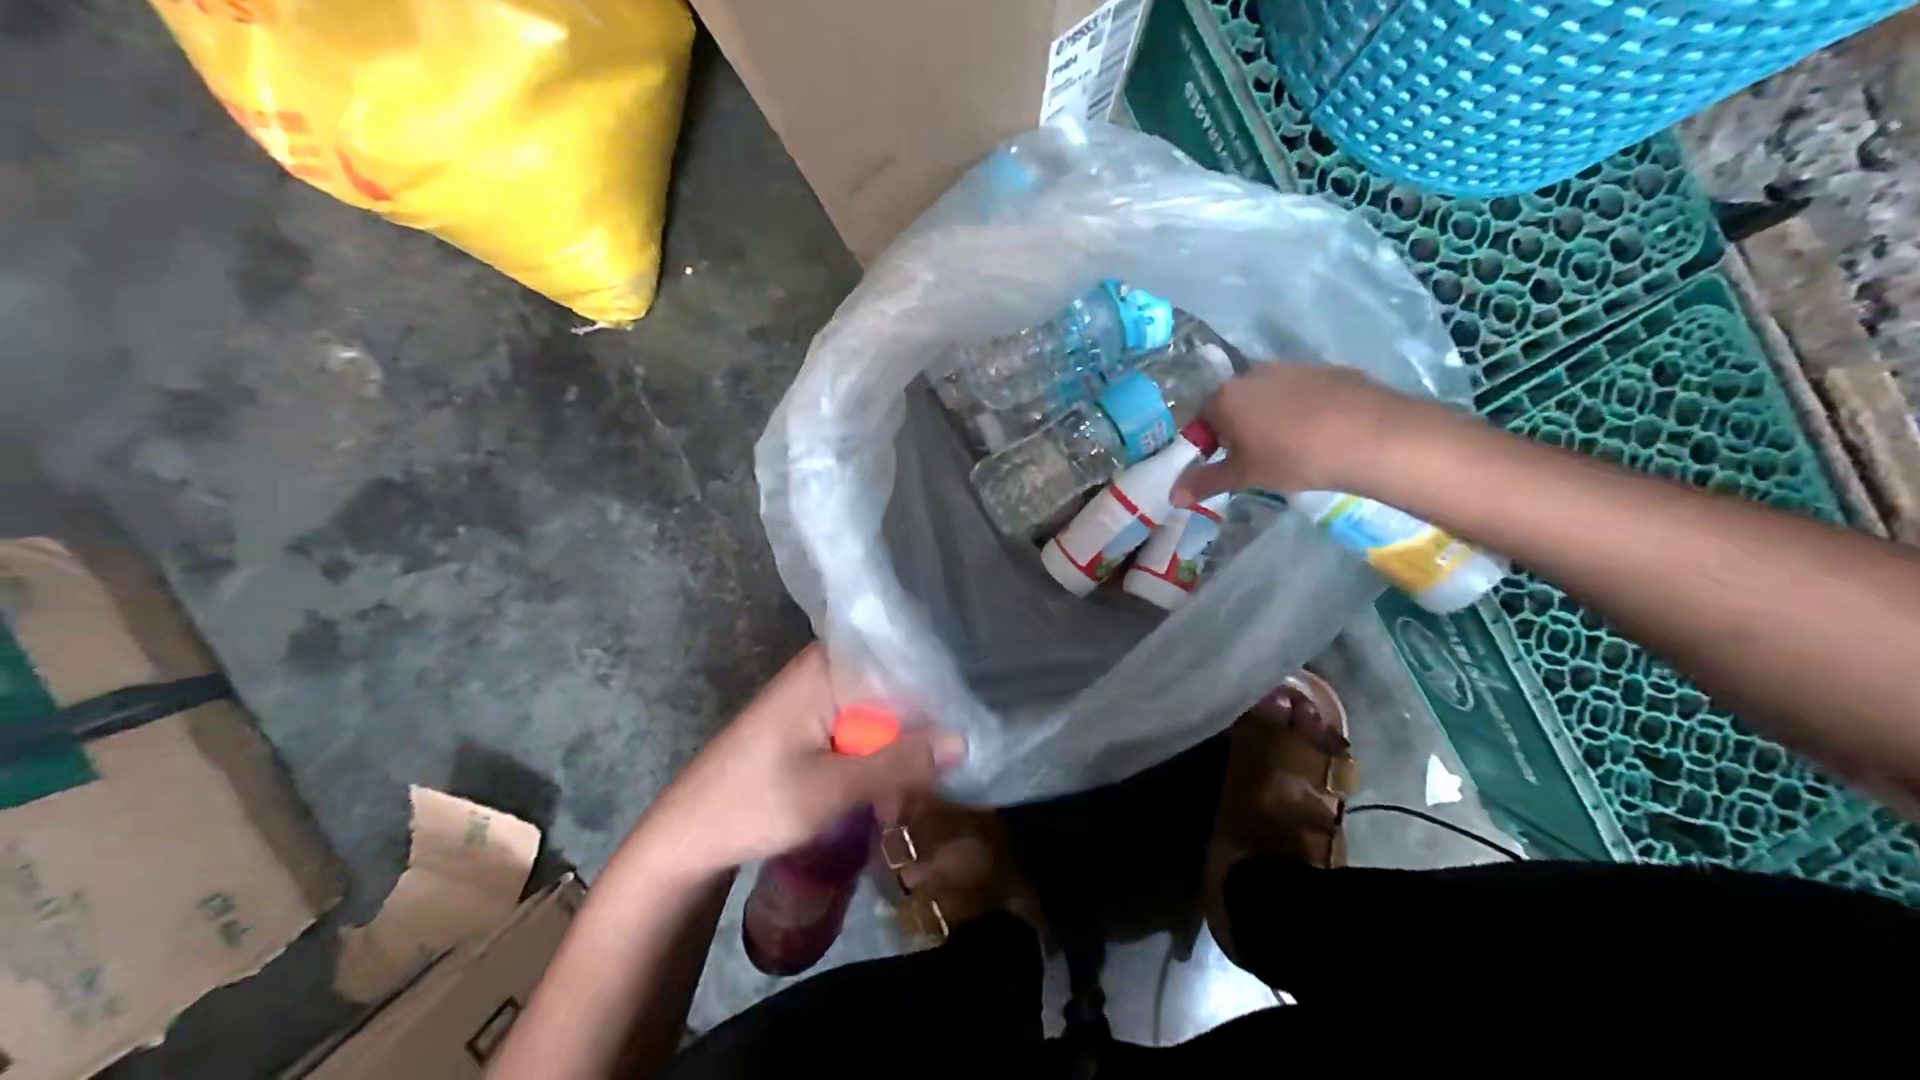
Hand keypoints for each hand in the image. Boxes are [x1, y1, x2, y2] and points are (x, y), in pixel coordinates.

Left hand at [635, 645, 965, 879]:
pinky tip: (884, 801)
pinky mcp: (813, 724)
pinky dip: (877, 764)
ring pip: (882, 718)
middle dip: (918, 738)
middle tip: (929, 789)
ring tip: (902, 807)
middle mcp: (826, 671)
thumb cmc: (751, 805)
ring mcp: (818, 697)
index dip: (939, 693)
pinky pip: (862, 734)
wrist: (685, 838)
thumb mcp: (831, 790)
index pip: (903, 661)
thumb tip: (964, 740)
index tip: (969, 730)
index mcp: (828, 668)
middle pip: (897, 692)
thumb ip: (897, 764)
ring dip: (898, 759)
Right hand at [1171, 364, 1462, 505]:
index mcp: (1225, 396)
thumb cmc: (1292, 457)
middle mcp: (1253, 373)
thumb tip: (1172, 495)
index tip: (1220, 464)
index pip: (1200, 419)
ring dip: (1268, 417)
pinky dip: (1300, 410)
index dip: (1206, 444)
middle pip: (1233, 403)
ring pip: (1267, 395)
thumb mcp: (1245, 475)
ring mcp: (1292, 367)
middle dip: (1236, 428)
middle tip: (1253, 458)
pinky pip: (1300, 392)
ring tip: (1288, 446)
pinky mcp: (1327, 370)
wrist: (1370, 436)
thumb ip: (1205, 482)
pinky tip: (1318, 433)